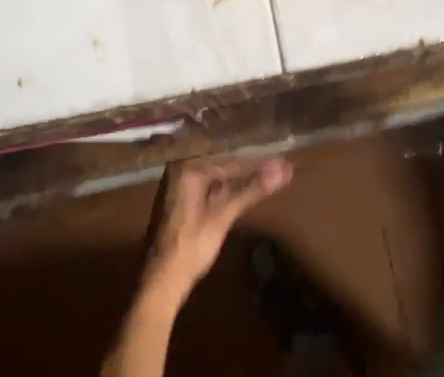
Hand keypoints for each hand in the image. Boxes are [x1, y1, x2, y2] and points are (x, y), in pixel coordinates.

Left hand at [145, 157, 293, 288]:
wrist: (159, 283)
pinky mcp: (181, 202)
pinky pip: (210, 188)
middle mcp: (179, 170)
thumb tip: (283, 169)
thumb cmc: (190, 248)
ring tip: (270, 178)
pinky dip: (228, 191)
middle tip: (281, 169)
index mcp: (186, 168)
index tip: (284, 165)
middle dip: (251, 169)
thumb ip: (251, 190)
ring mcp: (178, 187)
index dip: (258, 165)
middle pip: (223, 166)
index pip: (229, 161)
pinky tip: (245, 191)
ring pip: (217, 178)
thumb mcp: (222, 217)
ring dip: (241, 180)